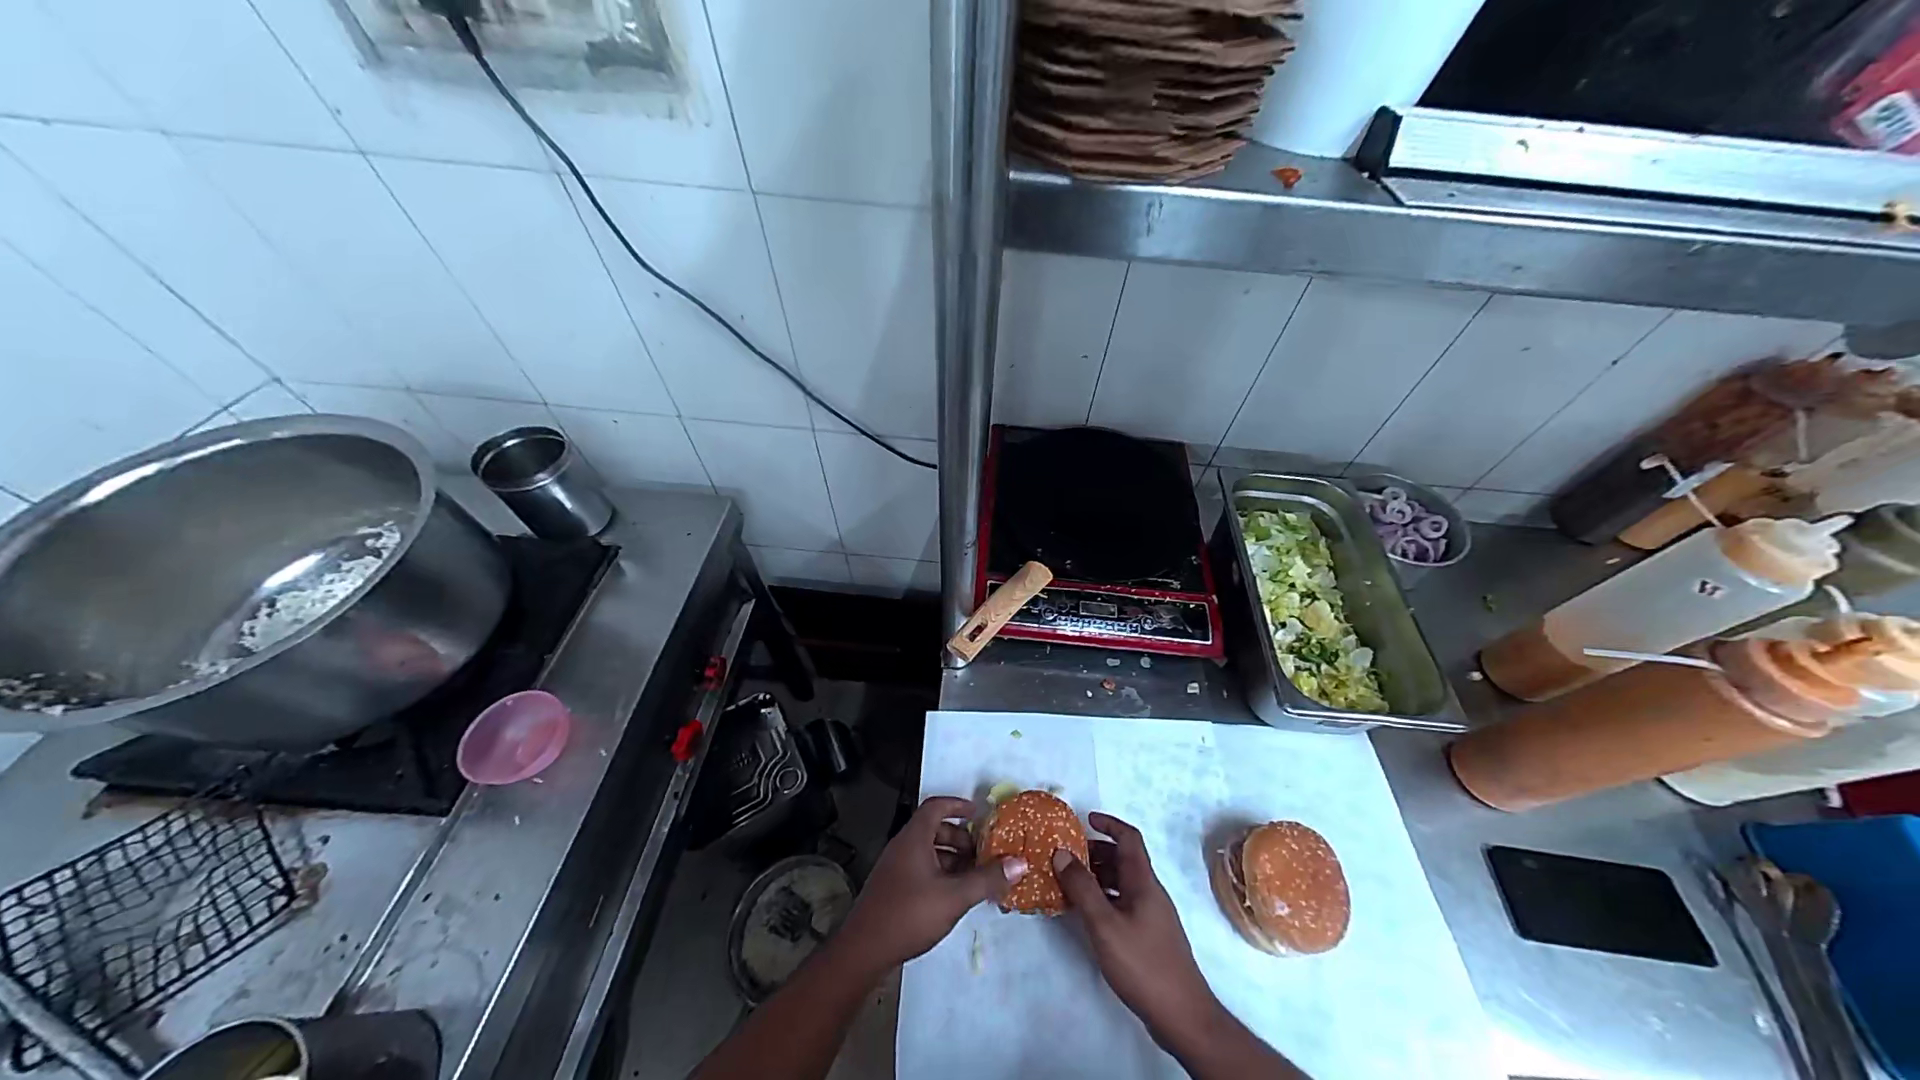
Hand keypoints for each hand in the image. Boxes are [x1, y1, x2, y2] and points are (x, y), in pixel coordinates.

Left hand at [835, 796, 1027, 971]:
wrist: (864, 950)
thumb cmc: (909, 914)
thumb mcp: (954, 896)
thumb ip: (987, 879)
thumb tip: (1020, 863)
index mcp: (914, 838)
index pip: (936, 806)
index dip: (958, 805)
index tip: (979, 814)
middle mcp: (902, 846)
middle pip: (934, 829)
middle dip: (961, 837)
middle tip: (984, 852)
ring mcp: (895, 867)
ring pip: (928, 851)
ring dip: (952, 858)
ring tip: (975, 876)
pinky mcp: (893, 888)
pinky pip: (921, 868)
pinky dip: (941, 873)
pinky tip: (955, 895)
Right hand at [1052, 813, 1219, 1044]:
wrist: (1182, 1015)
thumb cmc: (1142, 964)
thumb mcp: (1104, 924)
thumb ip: (1082, 887)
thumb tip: (1061, 852)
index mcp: (1144, 882)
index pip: (1129, 838)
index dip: (1109, 824)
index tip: (1085, 819)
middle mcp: (1150, 893)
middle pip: (1124, 859)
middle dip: (1096, 851)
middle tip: (1067, 854)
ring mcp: (1152, 915)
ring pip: (1123, 882)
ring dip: (1098, 875)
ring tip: (1070, 881)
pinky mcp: (1149, 936)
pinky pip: (1123, 902)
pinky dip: (1104, 897)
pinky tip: (1086, 913)